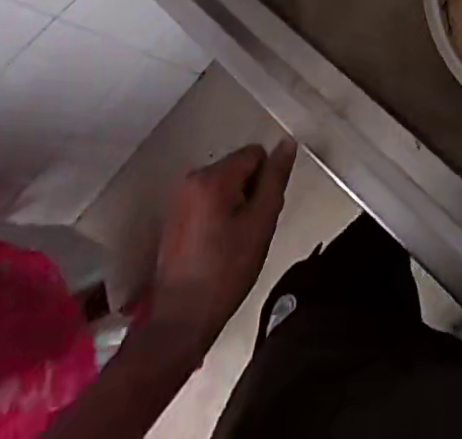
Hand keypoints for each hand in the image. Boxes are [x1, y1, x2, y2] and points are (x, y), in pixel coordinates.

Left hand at [147, 140, 296, 362]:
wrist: (183, 316)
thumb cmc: (227, 270)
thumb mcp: (261, 222)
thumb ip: (275, 179)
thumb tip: (287, 144)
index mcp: (213, 177)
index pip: (255, 153)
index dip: (267, 180)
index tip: (263, 212)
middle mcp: (191, 178)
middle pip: (238, 167)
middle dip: (251, 191)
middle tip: (252, 229)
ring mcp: (179, 197)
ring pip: (224, 185)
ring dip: (236, 203)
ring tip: (236, 241)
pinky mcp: (174, 216)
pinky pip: (208, 200)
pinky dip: (219, 214)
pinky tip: (219, 246)